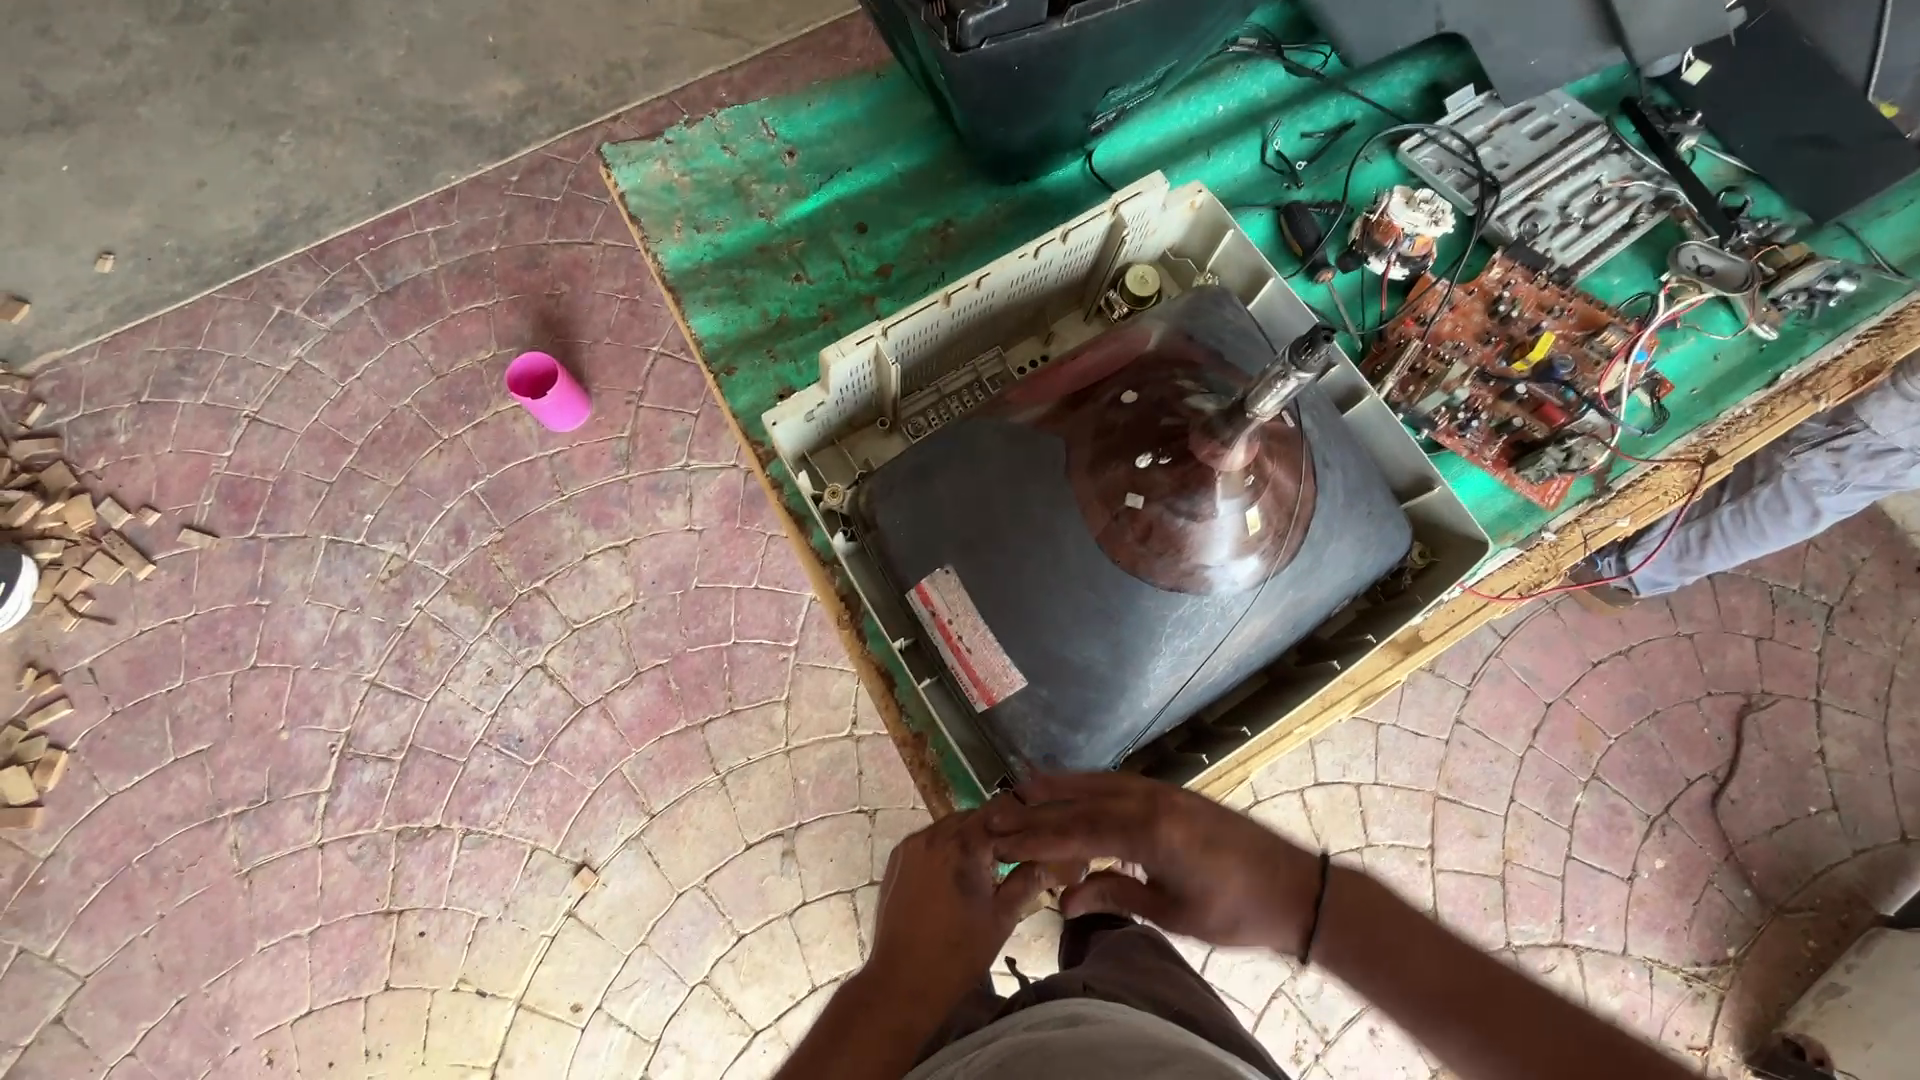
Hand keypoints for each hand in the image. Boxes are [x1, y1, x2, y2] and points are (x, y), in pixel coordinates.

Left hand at [863, 805, 1053, 1008]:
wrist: (903, 982)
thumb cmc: (959, 953)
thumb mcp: (1002, 917)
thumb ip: (1028, 881)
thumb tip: (1053, 862)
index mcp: (962, 846)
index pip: (999, 812)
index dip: (1019, 822)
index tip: (1033, 838)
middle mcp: (933, 835)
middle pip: (972, 817)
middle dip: (994, 831)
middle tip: (1011, 856)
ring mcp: (910, 846)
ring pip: (949, 826)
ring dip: (968, 838)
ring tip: (984, 867)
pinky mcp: (896, 859)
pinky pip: (928, 840)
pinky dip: (945, 847)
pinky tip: (955, 875)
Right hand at [985, 772, 1324, 954]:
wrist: (1295, 886)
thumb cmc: (1236, 910)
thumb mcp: (1173, 912)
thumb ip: (1115, 895)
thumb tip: (1062, 898)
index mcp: (1148, 831)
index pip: (1074, 832)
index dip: (1033, 838)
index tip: (997, 841)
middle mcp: (1148, 800)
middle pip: (1078, 803)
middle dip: (1034, 810)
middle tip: (992, 812)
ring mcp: (1160, 791)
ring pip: (1095, 784)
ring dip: (1056, 789)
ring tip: (1019, 789)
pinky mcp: (1170, 792)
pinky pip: (1116, 783)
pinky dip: (1086, 784)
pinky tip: (1072, 788)